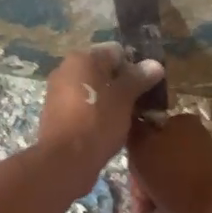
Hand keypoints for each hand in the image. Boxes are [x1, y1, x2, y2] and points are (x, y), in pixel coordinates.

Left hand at [35, 43, 164, 170]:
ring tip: (130, 118)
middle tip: (143, 103)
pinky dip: (97, 112)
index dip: (135, 66)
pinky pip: (83, 106)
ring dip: (112, 100)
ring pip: (94, 90)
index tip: (149, 85)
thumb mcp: (124, 98)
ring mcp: (58, 92)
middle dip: (124, 85)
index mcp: (81, 58)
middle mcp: (66, 69)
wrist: (65, 160)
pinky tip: (111, 128)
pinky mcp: (56, 114)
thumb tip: (155, 64)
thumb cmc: (97, 121)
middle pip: (103, 71)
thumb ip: (138, 78)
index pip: (116, 52)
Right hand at [126, 114, 211, 212]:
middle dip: (141, 184)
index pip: (148, 132)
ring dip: (150, 198)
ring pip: (163, 179)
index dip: (135, 155)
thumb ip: (133, 131)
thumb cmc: (171, 177)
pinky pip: (178, 192)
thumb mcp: (140, 148)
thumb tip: (135, 125)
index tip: (132, 173)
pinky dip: (167, 204)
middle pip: (155, 159)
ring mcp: (202, 165)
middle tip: (139, 202)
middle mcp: (196, 139)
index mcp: (184, 122)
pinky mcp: (205, 188)